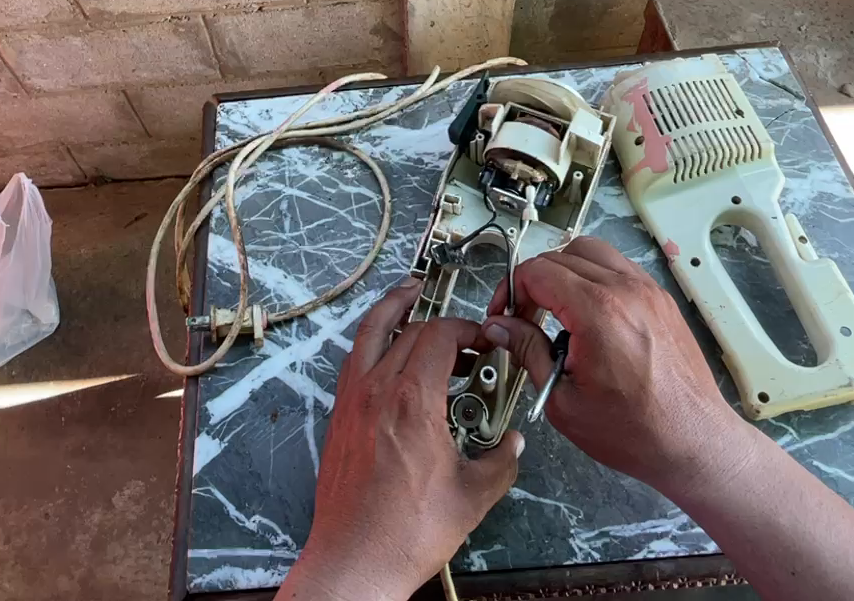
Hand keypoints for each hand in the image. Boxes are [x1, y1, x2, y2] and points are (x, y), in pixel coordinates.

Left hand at [277, 279, 522, 600]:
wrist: (355, 560)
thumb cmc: (406, 531)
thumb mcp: (471, 498)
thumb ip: (500, 462)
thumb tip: (513, 443)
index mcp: (413, 400)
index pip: (440, 336)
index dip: (466, 329)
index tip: (483, 341)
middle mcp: (378, 388)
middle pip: (410, 329)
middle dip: (442, 325)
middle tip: (465, 342)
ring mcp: (354, 397)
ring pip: (370, 330)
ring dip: (393, 308)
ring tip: (411, 294)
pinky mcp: (340, 412)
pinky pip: (355, 356)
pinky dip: (372, 338)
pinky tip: (387, 347)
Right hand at [482, 236, 759, 497]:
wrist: (697, 443)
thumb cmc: (632, 431)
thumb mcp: (563, 399)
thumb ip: (527, 351)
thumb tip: (498, 325)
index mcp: (596, 311)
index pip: (537, 271)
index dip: (510, 290)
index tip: (504, 316)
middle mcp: (623, 288)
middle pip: (559, 255)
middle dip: (532, 281)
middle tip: (524, 316)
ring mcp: (646, 289)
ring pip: (590, 250)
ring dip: (563, 269)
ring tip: (555, 306)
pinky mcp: (660, 297)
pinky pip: (617, 265)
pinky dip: (593, 274)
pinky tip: (588, 310)